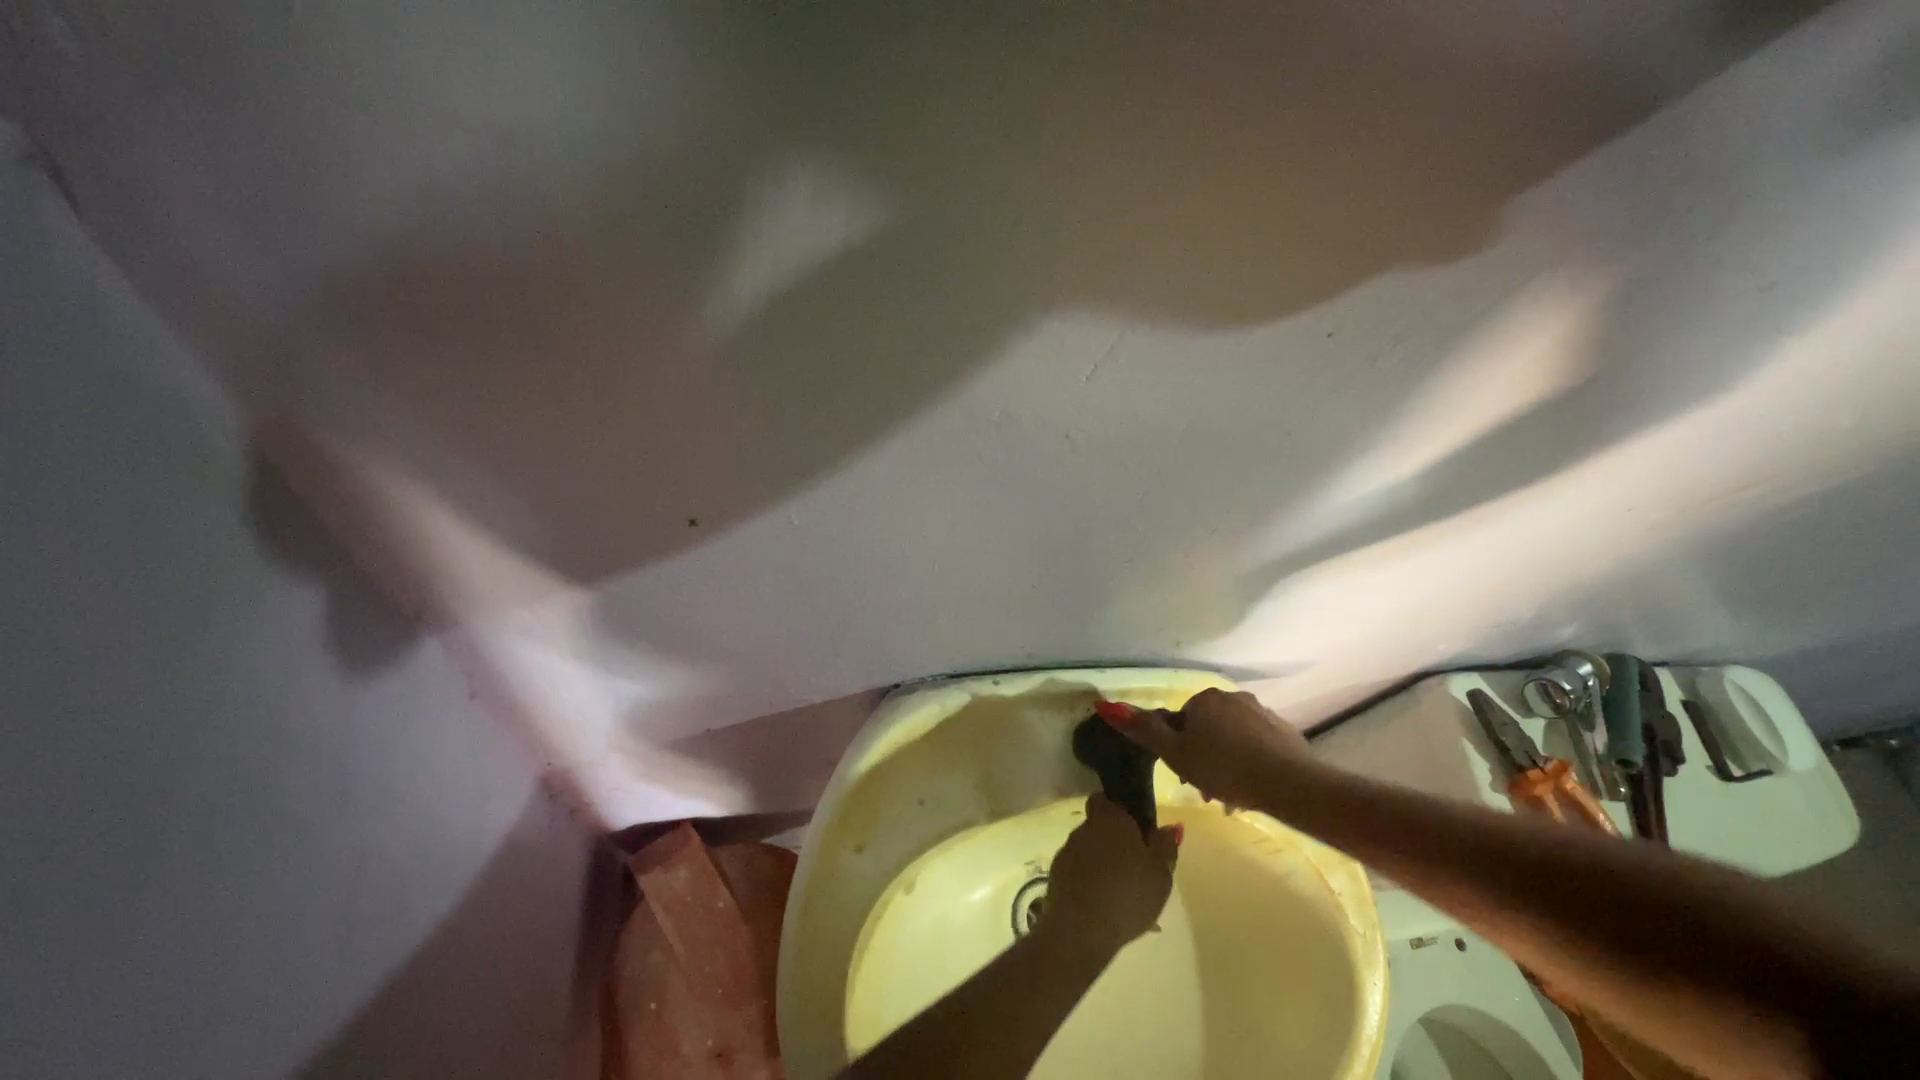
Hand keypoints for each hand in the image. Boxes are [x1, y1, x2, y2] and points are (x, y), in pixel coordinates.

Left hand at [1038, 795, 1177, 955]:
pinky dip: (1090, 884)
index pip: (1106, 800)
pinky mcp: (1055, 877)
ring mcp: (1066, 853)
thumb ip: (1165, 846)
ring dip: (1103, 865)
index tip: (1137, 832)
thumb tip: (1169, 826)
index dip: (1120, 812)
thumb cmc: (1128, 894)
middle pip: (1099, 828)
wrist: (1081, 929)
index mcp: (1109, 820)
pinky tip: (1106, 907)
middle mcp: (1083, 829)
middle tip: (1136, 868)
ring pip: (1089, 852)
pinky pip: (1079, 874)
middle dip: (1114, 843)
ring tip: (1123, 894)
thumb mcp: (1161, 873)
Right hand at [1099, 688, 1311, 809]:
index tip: (1184, 776)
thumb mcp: (1174, 753)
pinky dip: (1251, 765)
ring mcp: (1262, 713)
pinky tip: (1251, 791)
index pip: (1180, 721)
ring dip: (1227, 763)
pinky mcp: (1285, 733)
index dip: (1178, 749)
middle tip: (1205, 792)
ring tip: (1229, 798)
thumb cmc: (1222, 767)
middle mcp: (1233, 698)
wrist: (1288, 783)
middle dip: (1203, 757)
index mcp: (1204, 699)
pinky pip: (1258, 748)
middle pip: (1208, 729)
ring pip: (1233, 740)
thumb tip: (1104, 704)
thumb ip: (1142, 729)